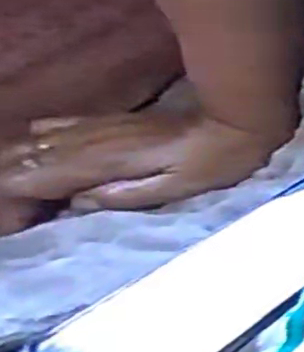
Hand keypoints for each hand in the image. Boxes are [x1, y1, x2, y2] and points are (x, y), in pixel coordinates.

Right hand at [0, 110, 289, 223]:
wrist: (233, 122)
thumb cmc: (217, 159)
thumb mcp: (182, 186)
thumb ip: (129, 196)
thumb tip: (78, 204)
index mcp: (94, 161)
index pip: (20, 183)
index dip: (10, 208)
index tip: (18, 229)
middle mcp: (76, 141)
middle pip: (10, 165)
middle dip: (7, 194)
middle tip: (22, 219)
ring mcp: (83, 128)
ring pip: (18, 148)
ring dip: (12, 174)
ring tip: (31, 202)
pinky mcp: (96, 122)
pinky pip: (41, 133)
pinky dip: (29, 153)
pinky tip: (41, 168)